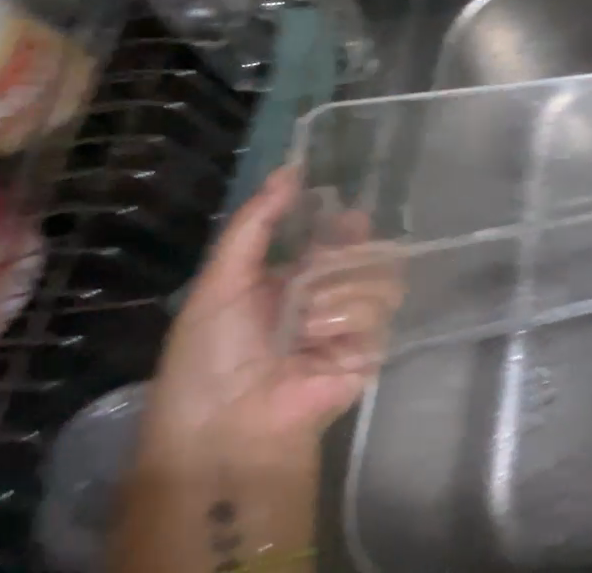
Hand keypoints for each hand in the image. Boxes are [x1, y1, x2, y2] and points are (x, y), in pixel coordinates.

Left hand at [139, 167, 395, 469]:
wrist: (223, 422)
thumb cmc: (210, 353)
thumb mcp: (220, 280)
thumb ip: (256, 223)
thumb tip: (291, 169)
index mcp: (297, 276)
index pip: (341, 234)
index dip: (348, 222)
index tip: (348, 214)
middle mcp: (332, 295)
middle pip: (371, 251)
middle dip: (347, 258)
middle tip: (319, 274)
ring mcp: (355, 322)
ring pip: (381, 278)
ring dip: (339, 296)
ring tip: (305, 325)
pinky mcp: (373, 348)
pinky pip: (381, 314)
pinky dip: (347, 323)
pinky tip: (319, 343)